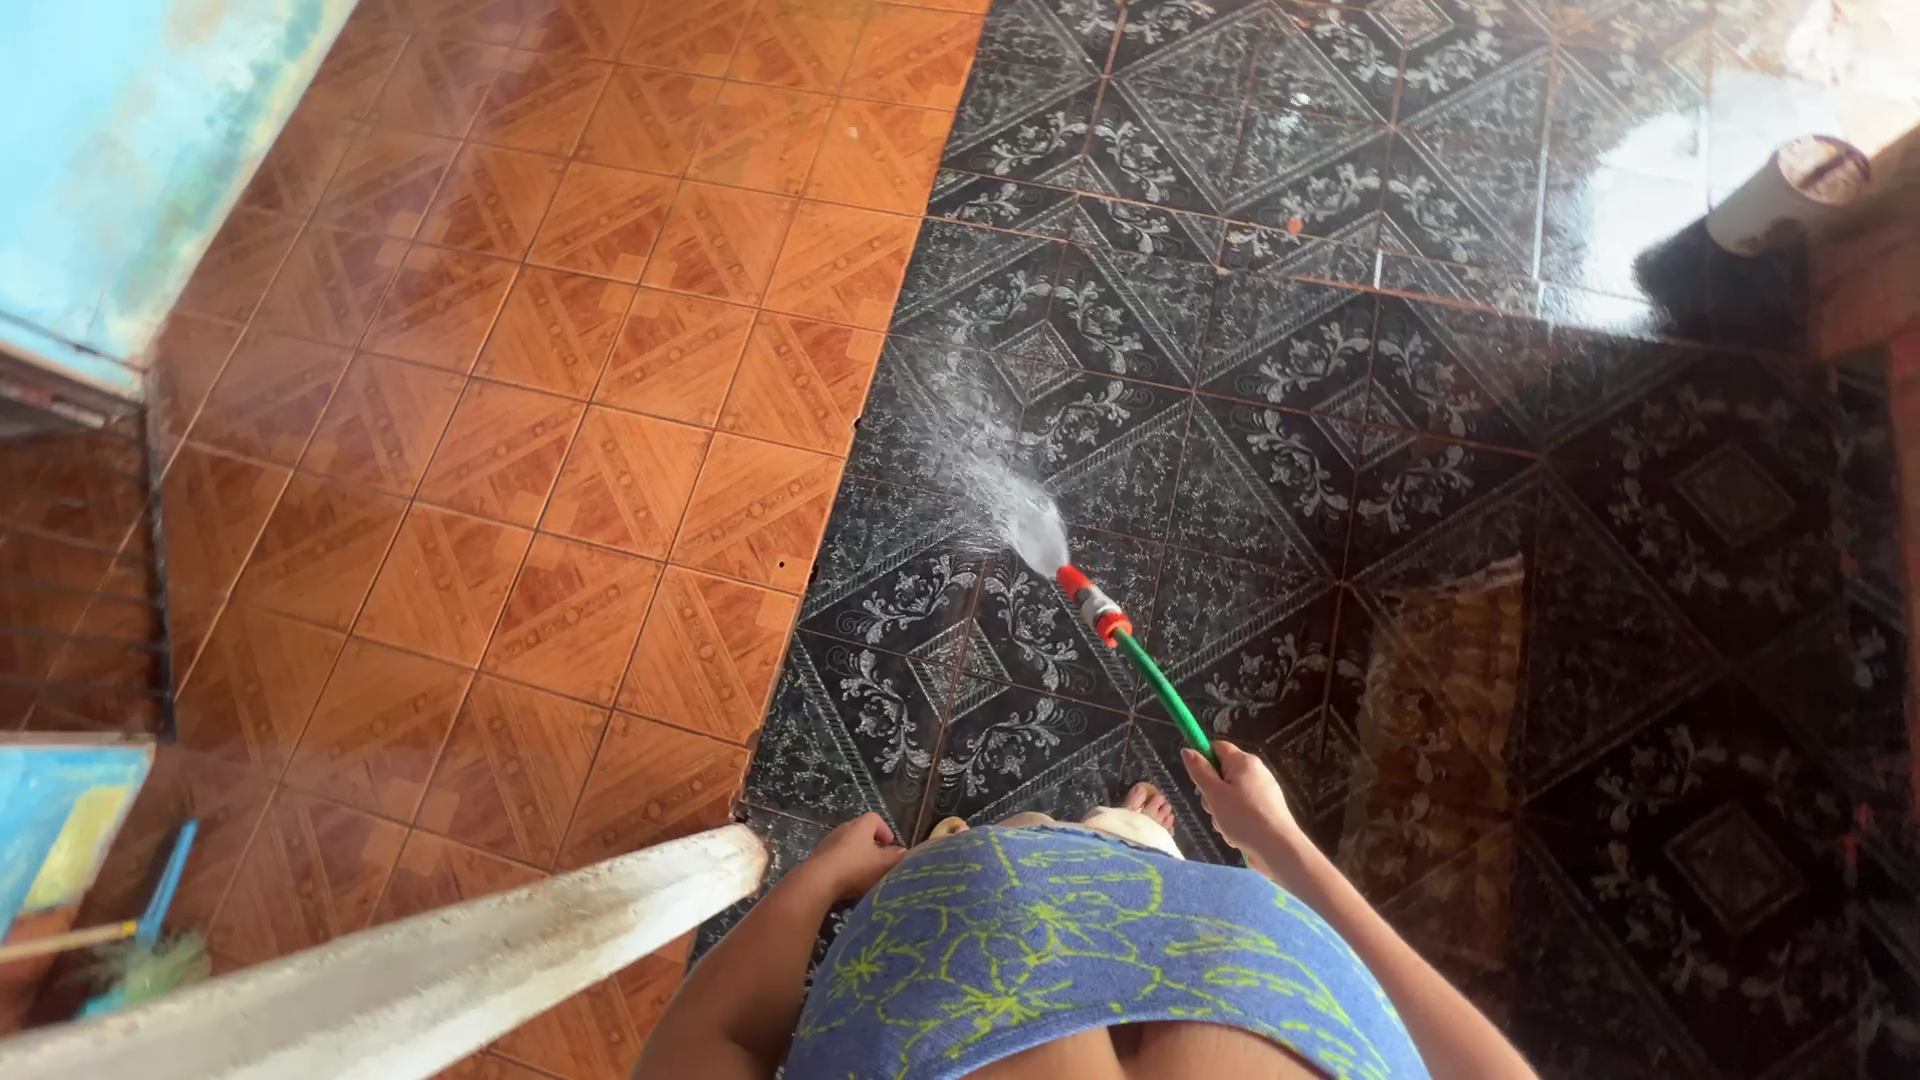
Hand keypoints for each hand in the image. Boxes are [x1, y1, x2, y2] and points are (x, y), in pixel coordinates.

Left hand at [798, 812, 906, 900]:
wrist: (818, 880)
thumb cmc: (855, 867)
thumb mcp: (882, 863)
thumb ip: (894, 856)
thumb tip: (902, 851)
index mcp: (861, 825)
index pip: (876, 819)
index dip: (884, 830)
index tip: (889, 846)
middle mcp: (845, 827)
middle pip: (861, 831)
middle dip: (871, 844)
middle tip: (878, 860)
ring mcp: (830, 840)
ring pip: (848, 844)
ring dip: (856, 855)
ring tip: (862, 872)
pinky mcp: (819, 855)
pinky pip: (836, 855)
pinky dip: (843, 864)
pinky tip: (846, 879)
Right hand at [1181, 742, 1301, 859]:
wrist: (1279, 849)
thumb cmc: (1243, 818)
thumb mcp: (1214, 793)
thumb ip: (1199, 771)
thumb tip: (1187, 749)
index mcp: (1244, 762)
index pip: (1216, 747)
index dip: (1203, 760)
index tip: (1198, 781)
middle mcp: (1255, 772)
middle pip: (1222, 773)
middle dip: (1212, 792)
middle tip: (1213, 808)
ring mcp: (1263, 792)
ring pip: (1229, 794)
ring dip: (1221, 810)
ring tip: (1226, 825)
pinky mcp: (1267, 810)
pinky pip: (1242, 808)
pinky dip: (1235, 819)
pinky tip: (1237, 834)